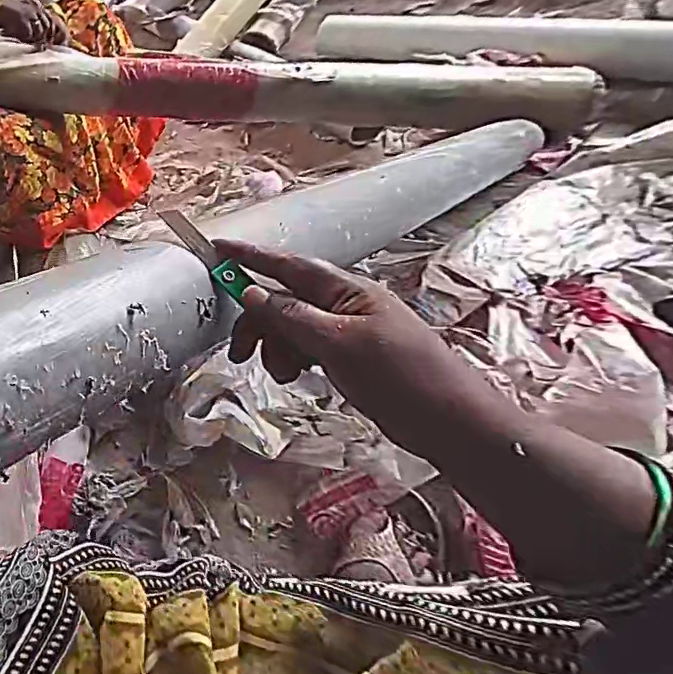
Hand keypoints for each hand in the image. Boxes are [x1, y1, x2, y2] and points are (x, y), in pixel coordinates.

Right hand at [0, 0, 68, 47]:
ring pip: (40, 30)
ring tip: (33, 46)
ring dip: (36, 40)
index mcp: (33, 2)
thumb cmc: (0, 13)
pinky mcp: (24, 20)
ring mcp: (29, 13)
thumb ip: (28, 16)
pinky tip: (24, 43)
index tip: (47, 38)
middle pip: (46, 24)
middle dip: (44, 36)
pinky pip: (30, 34)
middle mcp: (34, 6)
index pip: (48, 16)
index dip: (48, 29)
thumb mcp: (18, 9)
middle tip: (42, 46)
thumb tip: (37, 32)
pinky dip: (28, 40)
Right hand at [213, 239, 518, 446]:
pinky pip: (303, 346)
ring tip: (283, 373)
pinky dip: (291, 358)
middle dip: (257, 323)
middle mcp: (342, 304)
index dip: (250, 256)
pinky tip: (297, 375)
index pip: (288, 265)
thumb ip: (291, 316)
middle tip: (239, 352)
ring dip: (275, 347)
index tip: (217, 248)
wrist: (455, 425)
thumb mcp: (339, 344)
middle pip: (281, 301)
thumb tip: (251, 292)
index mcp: (347, 291)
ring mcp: (344, 330)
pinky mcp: (346, 354)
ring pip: (288, 326)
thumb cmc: (403, 377)